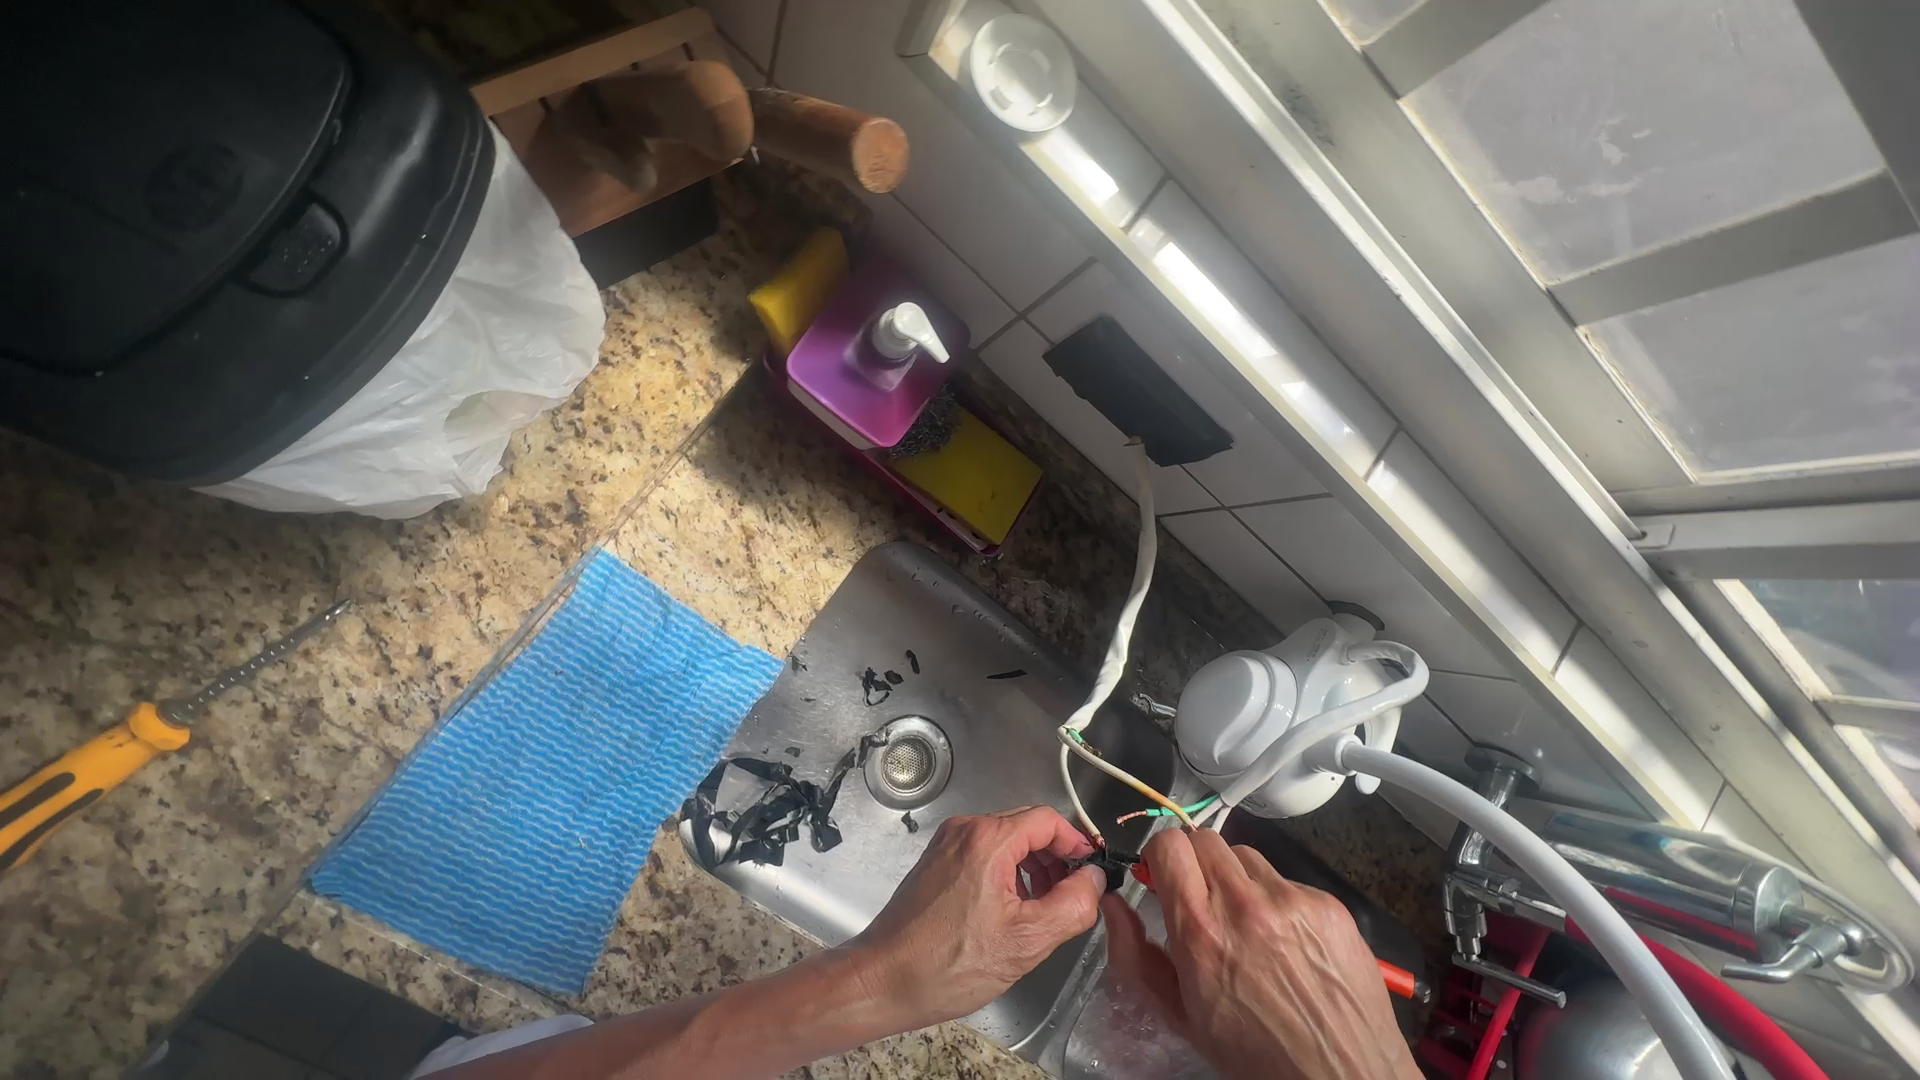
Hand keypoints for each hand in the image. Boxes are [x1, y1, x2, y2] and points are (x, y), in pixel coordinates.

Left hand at [844, 806, 1105, 1030]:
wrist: (884, 979)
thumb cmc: (951, 962)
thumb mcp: (1027, 940)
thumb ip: (1072, 904)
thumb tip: (1093, 879)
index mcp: (987, 839)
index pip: (1047, 819)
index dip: (1075, 842)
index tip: (1090, 870)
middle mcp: (965, 829)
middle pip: (1025, 826)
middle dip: (1054, 857)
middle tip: (1069, 894)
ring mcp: (947, 843)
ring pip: (1005, 840)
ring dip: (1031, 866)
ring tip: (1041, 906)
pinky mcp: (937, 861)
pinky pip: (983, 853)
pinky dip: (1006, 872)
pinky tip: (1010, 909)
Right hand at [1103, 828, 1418, 1079]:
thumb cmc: (1253, 1054)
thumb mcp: (1180, 1016)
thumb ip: (1134, 955)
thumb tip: (1113, 903)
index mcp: (1200, 928)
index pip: (1168, 844)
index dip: (1161, 856)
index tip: (1164, 876)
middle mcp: (1243, 903)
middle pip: (1204, 839)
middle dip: (1194, 861)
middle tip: (1202, 896)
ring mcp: (1290, 900)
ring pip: (1245, 856)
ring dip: (1236, 877)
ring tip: (1248, 923)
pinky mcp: (1328, 904)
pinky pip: (1287, 880)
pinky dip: (1278, 900)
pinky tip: (1288, 940)